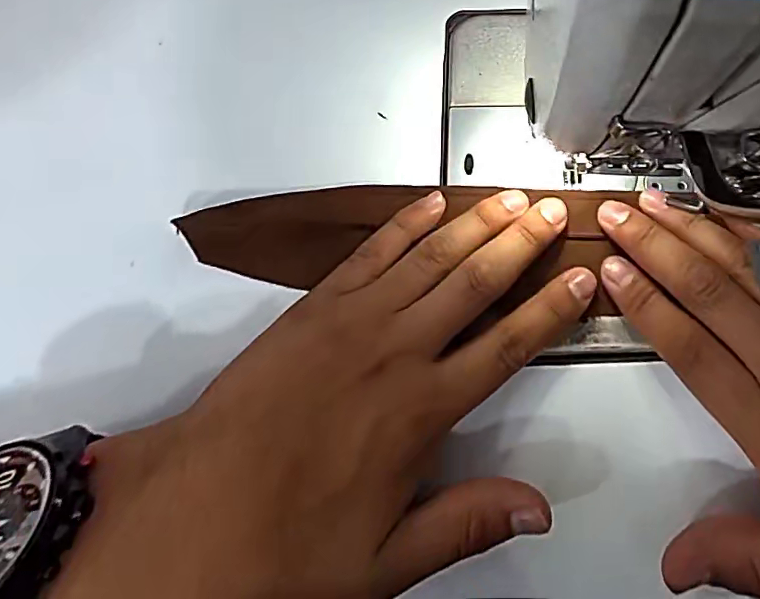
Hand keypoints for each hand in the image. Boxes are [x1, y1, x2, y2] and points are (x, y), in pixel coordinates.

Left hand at [53, 189, 594, 598]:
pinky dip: (404, 225)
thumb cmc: (283, 551)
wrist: (180, 528)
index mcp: (422, 411)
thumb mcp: (383, 562)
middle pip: (476, 282)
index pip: (507, 345)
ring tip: (509, 198)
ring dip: (475, 223)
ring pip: (430, 257)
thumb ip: (464, 523)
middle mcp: (396, 352)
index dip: (550, 309)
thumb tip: (536, 510)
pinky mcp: (314, 307)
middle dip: (520, 243)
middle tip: (551, 212)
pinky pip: (371, 253)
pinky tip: (431, 204)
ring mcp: (353, 321)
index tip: (578, 279)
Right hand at [592, 191, 759, 598]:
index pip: (691, 349)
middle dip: (655, 244)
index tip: (611, 269)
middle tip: (618, 212)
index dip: (644, 303)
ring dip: (698, 229)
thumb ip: (750, 559)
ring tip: (661, 200)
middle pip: (710, 291)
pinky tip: (737, 221)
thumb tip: (677, 565)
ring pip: (750, 268)